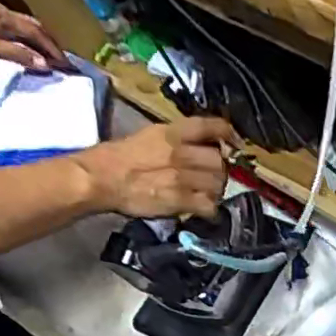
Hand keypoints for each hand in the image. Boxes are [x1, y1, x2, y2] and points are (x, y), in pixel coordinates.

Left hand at [0, 2, 65, 71]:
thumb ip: (18, 54)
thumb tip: (45, 64)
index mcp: (3, 15)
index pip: (35, 31)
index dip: (52, 48)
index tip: (66, 64)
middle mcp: (0, 12)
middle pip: (32, 27)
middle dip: (49, 43)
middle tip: (61, 61)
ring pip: (23, 29)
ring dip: (38, 43)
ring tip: (48, 59)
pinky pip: (13, 32)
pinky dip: (26, 43)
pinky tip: (27, 53)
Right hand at [77, 118, 234, 217]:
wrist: (101, 178)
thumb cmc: (119, 157)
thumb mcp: (149, 136)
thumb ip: (175, 141)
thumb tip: (197, 148)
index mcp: (173, 132)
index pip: (211, 127)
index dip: (229, 134)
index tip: (235, 144)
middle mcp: (182, 152)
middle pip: (220, 161)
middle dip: (221, 171)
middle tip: (212, 178)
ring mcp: (182, 177)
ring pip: (218, 184)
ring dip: (216, 191)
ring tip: (206, 193)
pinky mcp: (180, 200)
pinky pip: (209, 205)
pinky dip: (210, 208)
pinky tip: (202, 209)